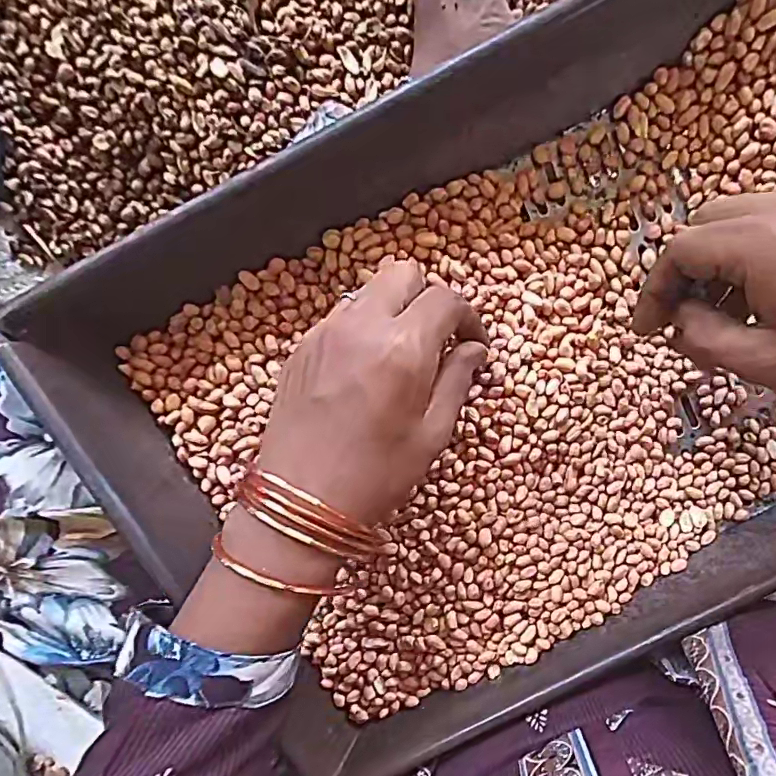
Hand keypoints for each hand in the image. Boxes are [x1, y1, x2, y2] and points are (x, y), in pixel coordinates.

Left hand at [175, 260, 486, 653]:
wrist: (300, 501)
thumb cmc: (375, 476)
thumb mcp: (432, 434)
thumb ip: (458, 380)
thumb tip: (474, 350)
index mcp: (403, 348)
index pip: (446, 299)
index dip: (469, 317)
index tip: (474, 343)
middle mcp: (361, 326)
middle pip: (404, 274)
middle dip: (429, 297)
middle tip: (440, 338)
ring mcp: (325, 333)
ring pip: (369, 290)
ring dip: (395, 309)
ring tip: (404, 354)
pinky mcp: (301, 347)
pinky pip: (342, 315)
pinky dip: (364, 326)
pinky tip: (369, 367)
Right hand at [631, 186, 775, 464]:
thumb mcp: (764, 365)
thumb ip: (703, 337)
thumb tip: (678, 321)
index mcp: (770, 239)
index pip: (683, 246)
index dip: (654, 289)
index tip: (648, 329)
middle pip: (708, 222)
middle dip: (683, 271)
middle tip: (678, 321)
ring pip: (742, 220)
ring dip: (717, 264)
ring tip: (720, 319)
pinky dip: (751, 257)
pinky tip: (759, 301)